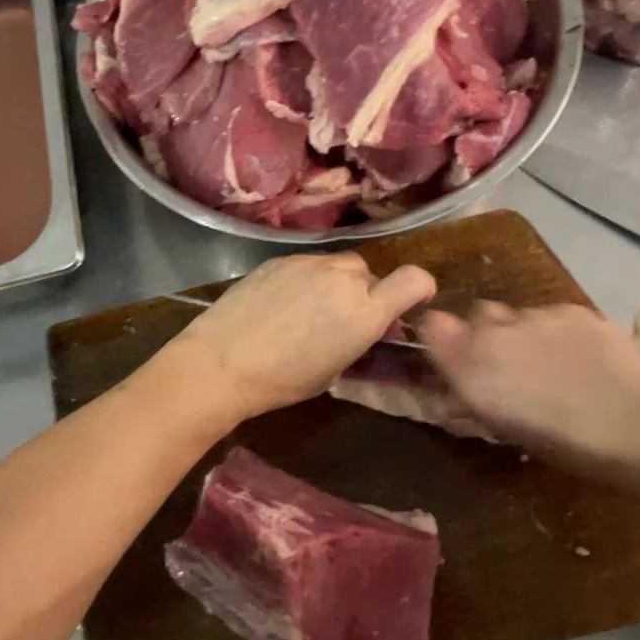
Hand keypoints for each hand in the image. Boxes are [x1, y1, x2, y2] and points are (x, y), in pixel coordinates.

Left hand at [162, 254, 435, 423]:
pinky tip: (281, 302)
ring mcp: (309, 263)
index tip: (406, 303)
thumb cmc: (281, 381)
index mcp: (365, 312)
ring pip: (337, 265)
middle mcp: (343, 279)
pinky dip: (304, 278)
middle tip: (342, 316)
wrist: (222, 362)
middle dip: (364, 291)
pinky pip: (307, 264)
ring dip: (334, 282)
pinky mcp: (280, 259)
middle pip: (370, 273)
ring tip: (309, 308)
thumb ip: (357, 337)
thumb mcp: (334, 369)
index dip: (417, 289)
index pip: (414, 279)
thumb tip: (361, 324)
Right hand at [417, 302, 639, 475]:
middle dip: (486, 336)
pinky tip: (583, 358)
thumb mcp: (509, 432)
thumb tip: (453, 401)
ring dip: (524, 335)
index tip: (452, 358)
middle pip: (475, 317)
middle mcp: (493, 333)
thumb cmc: (569, 446)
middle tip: (510, 368)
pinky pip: (551, 315)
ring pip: (516, 316)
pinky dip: (558, 332)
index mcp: (469, 368)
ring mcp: (534, 316)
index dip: (440, 338)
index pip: (431, 327)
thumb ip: (474, 408)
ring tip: (555, 366)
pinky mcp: (572, 309)